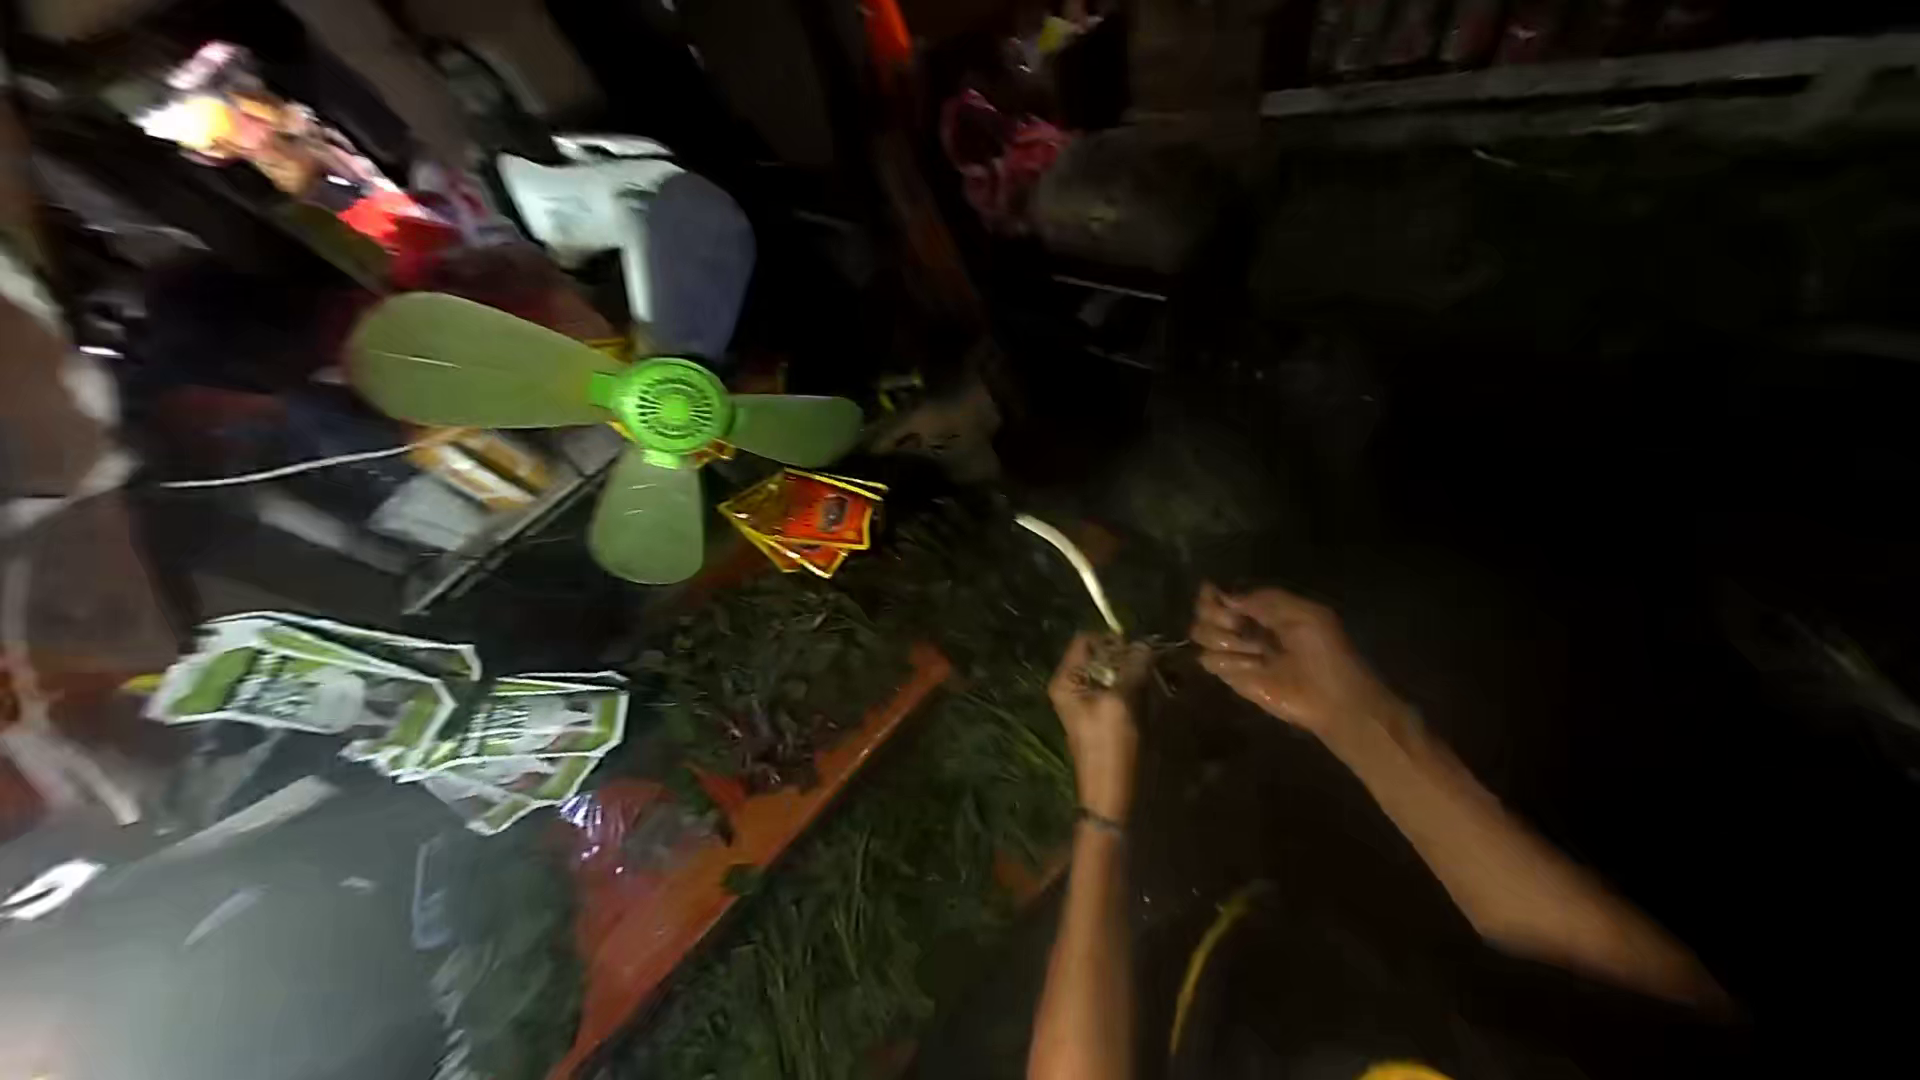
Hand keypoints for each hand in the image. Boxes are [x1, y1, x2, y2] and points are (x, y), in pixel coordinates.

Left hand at [1047, 632, 1151, 823]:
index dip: (1111, 639)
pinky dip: (1134, 688)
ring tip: (1156, 679)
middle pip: (1100, 655)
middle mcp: (1072, 685)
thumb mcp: (1121, 701)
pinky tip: (1151, 696)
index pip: (1085, 640)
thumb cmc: (1111, 745)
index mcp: (1066, 679)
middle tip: (1153, 663)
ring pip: (1112, 672)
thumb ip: (1132, 667)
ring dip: (1134, 673)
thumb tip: (1144, 643)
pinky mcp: (1102, 714)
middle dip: (1127, 656)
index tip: (1138, 649)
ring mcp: (1087, 700)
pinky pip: (1118, 689)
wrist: (1112, 793)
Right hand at [1190, 583, 1406, 743]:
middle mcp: (1242, 626)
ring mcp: (1234, 650)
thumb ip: (1265, 598)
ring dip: (1223, 639)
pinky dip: (1226, 661)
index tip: (1221, 599)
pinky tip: (1250, 668)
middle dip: (1216, 615)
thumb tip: (1223, 596)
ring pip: (1200, 632)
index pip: (1223, 592)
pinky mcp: (1230, 675)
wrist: (1332, 700)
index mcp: (1262, 607)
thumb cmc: (1326, 654)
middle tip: (1239, 626)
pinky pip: (1207, 659)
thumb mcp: (1306, 613)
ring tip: (1253, 651)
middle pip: (1204, 610)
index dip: (1214, 593)